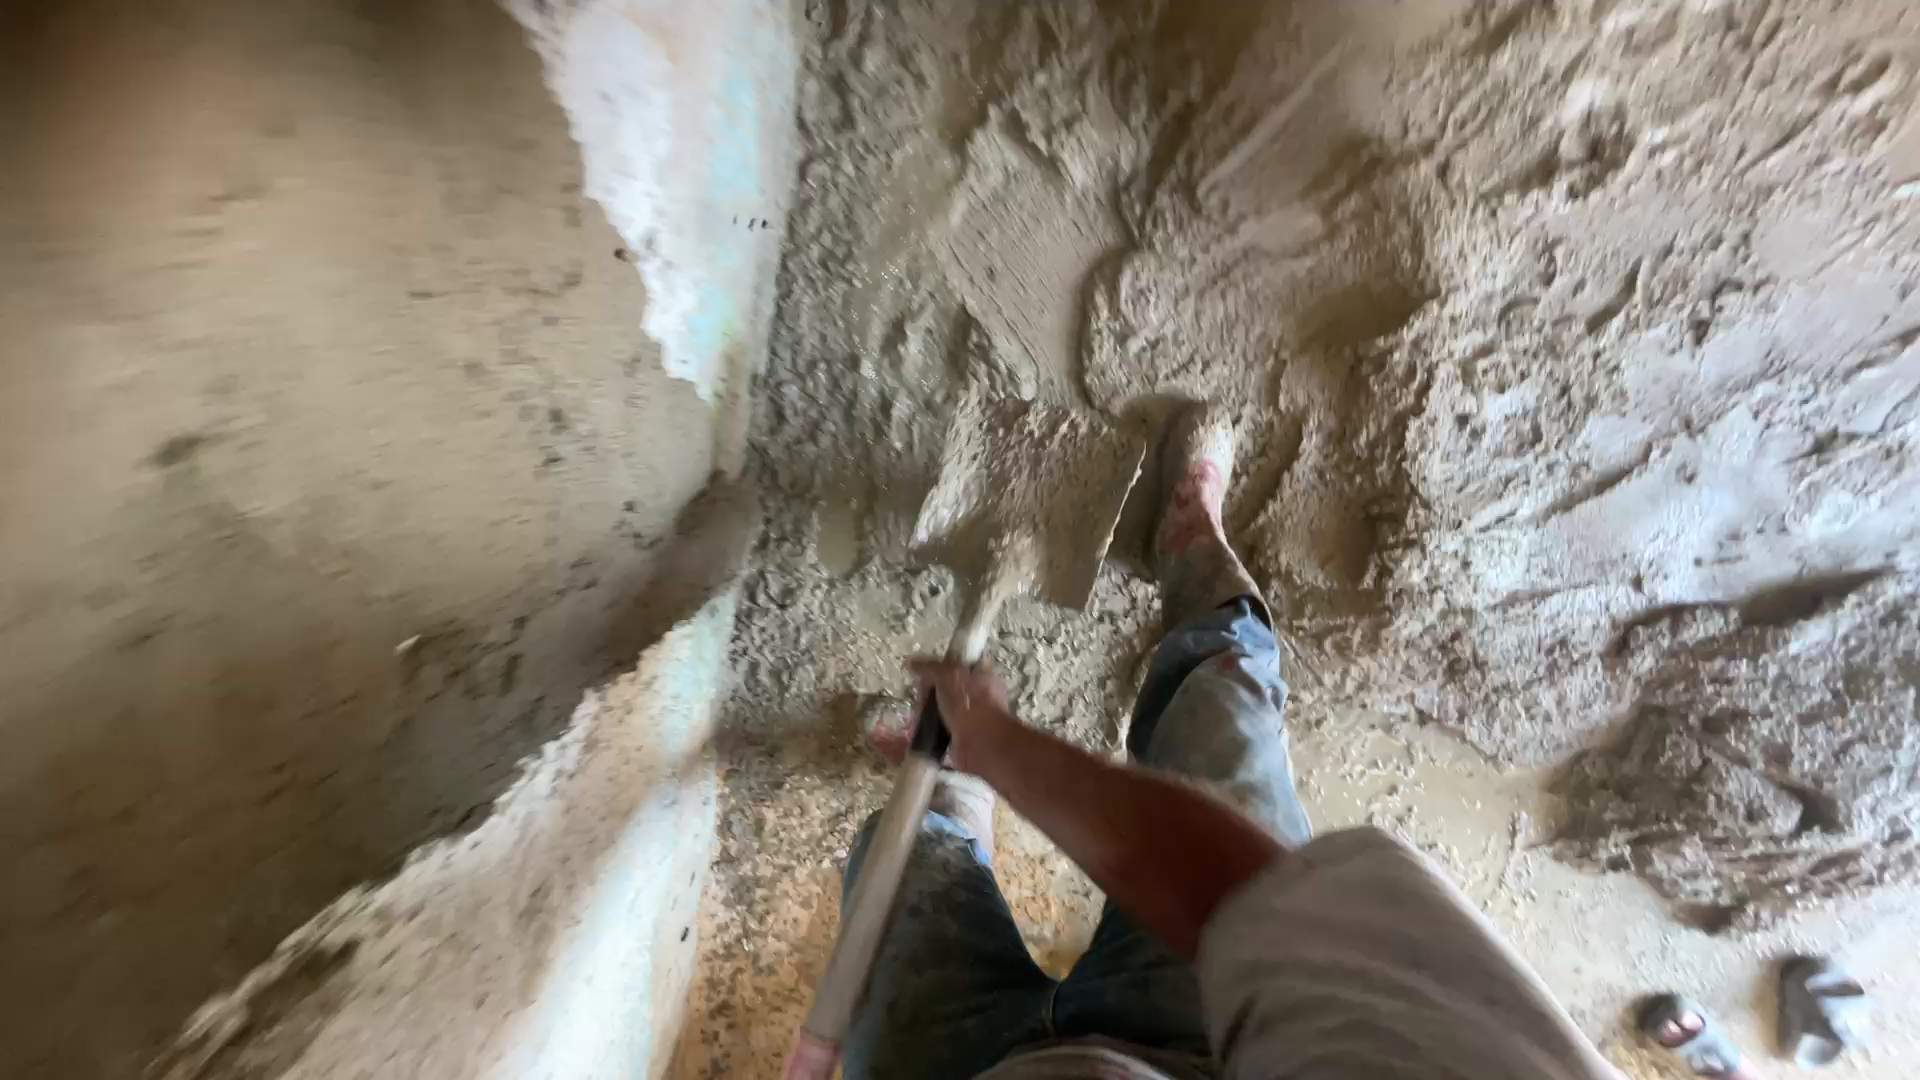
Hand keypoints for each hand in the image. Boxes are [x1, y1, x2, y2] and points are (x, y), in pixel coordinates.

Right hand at [906, 658, 1016, 775]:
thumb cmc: (969, 703)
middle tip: (920, 703)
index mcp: (983, 675)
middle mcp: (981, 696)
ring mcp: (974, 719)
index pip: (960, 666)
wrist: (982, 743)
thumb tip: (912, 662)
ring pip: (945, 711)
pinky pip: (943, 732)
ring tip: (917, 721)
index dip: (940, 669)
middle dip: (930, 695)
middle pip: (949, 690)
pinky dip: (932, 734)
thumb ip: (930, 667)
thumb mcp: (948, 675)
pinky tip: (921, 735)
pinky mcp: (965, 739)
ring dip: (929, 716)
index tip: (925, 677)